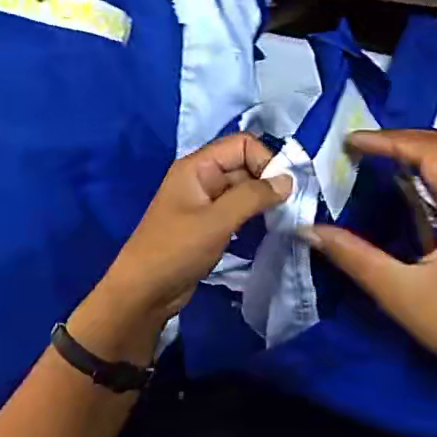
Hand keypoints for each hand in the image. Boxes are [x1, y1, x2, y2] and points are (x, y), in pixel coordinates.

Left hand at [101, 132, 292, 322]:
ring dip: (264, 202)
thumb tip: (288, 179)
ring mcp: (204, 202)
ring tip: (284, 221)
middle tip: (291, 208)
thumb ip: (252, 197)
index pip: (241, 144)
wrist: (145, 291)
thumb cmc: (176, 250)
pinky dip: (254, 218)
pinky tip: (269, 232)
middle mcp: (201, 178)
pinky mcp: (208, 225)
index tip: (284, 189)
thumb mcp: (216, 221)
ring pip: (243, 190)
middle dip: (269, 182)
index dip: (265, 160)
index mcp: (196, 167)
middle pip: (244, 166)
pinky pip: (238, 211)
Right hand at [303, 129, 436, 402]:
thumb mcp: (403, 296)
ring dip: (420, 153)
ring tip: (377, 158)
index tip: (349, 142)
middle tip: (358, 147)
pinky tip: (412, 182)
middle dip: (401, 141)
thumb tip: (308, 229)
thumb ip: (353, 256)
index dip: (389, 142)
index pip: (436, 153)